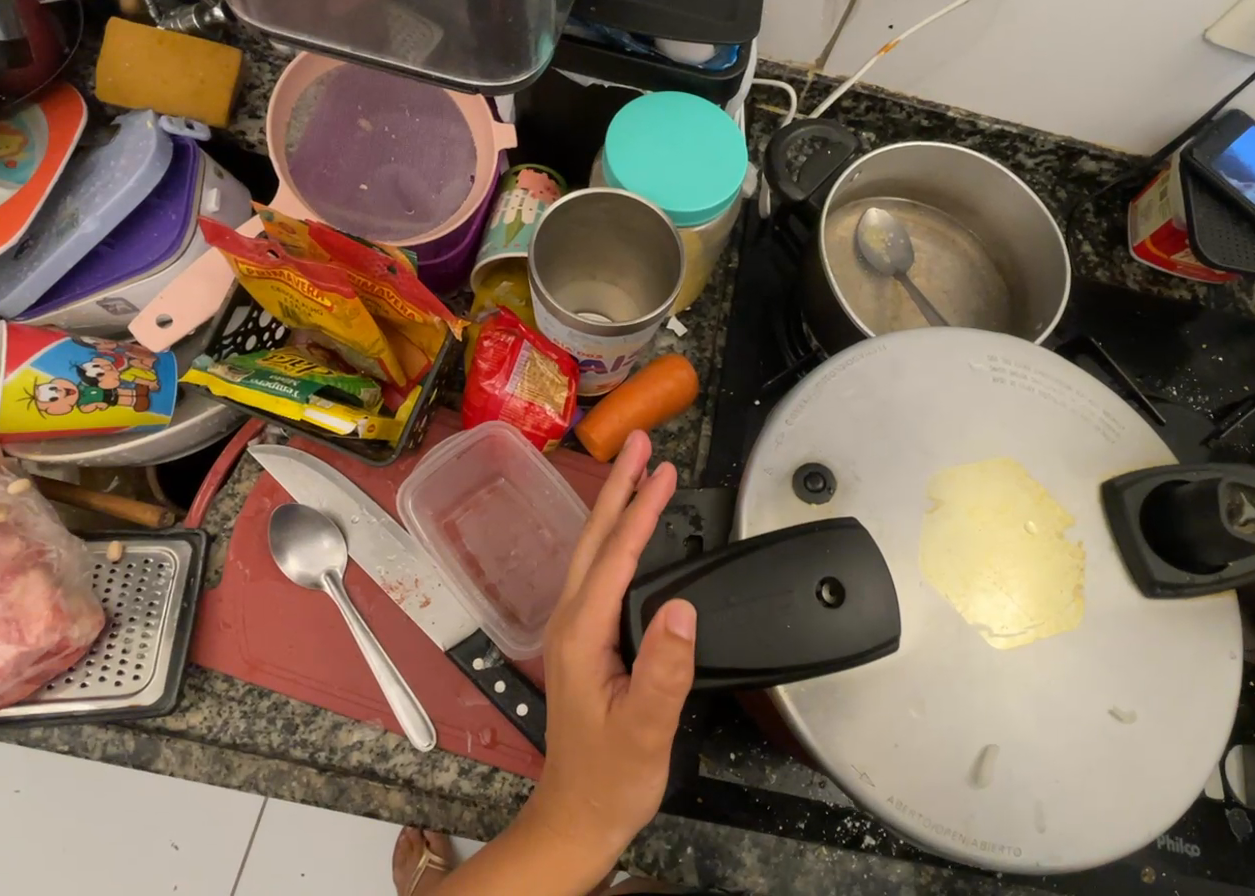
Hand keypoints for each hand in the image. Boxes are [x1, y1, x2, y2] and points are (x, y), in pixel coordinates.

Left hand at [523, 430, 694, 870]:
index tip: (663, 469)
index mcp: (582, 633)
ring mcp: (574, 626)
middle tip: (640, 442)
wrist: (579, 813)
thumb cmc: (611, 777)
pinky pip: (601, 568)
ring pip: (594, 549)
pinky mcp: (585, 635)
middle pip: (595, 538)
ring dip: (616, 504)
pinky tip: (632, 529)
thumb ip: (664, 670)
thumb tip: (683, 607)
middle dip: (618, 485)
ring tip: (638, 469)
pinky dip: (619, 535)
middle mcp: (570, 619)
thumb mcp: (645, 730)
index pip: (615, 557)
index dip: (641, 510)